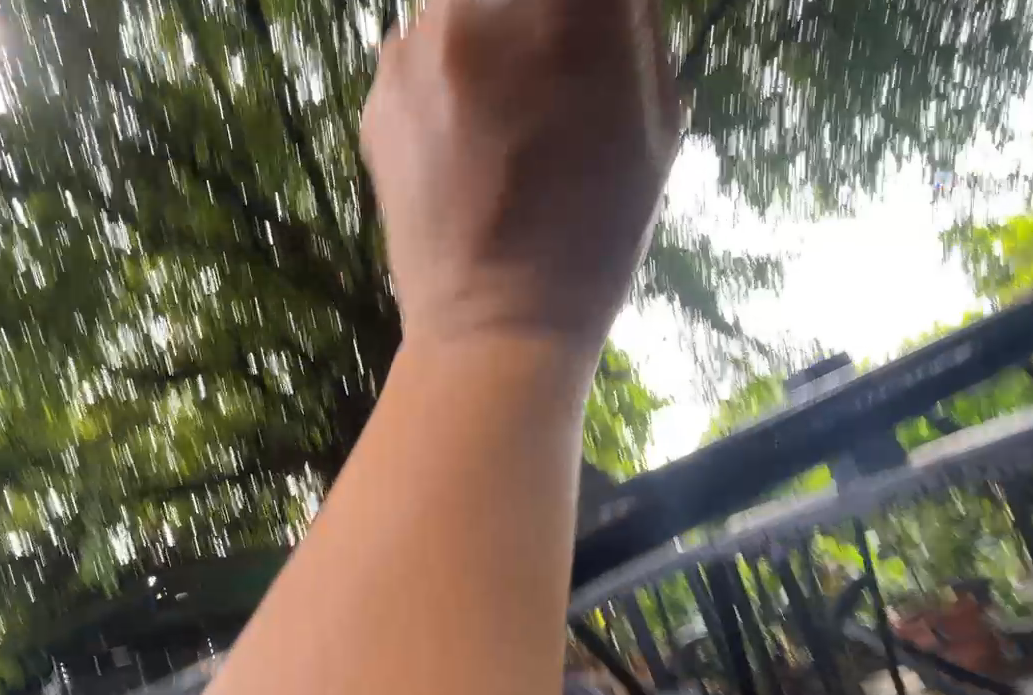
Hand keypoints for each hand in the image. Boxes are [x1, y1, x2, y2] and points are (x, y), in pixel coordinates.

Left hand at [362, 0, 681, 361]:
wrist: (494, 325)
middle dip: (530, 18)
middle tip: (543, 79)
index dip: (577, 9)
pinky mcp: (376, 97)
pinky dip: (443, 83)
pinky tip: (459, 149)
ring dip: (484, 38)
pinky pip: (418, 57)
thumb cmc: (596, 238)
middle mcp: (482, 0)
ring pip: (459, 6)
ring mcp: (418, 48)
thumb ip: (629, 29)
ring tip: (500, 123)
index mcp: (573, 4)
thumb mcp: (656, 125)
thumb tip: (602, 0)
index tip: (579, 34)